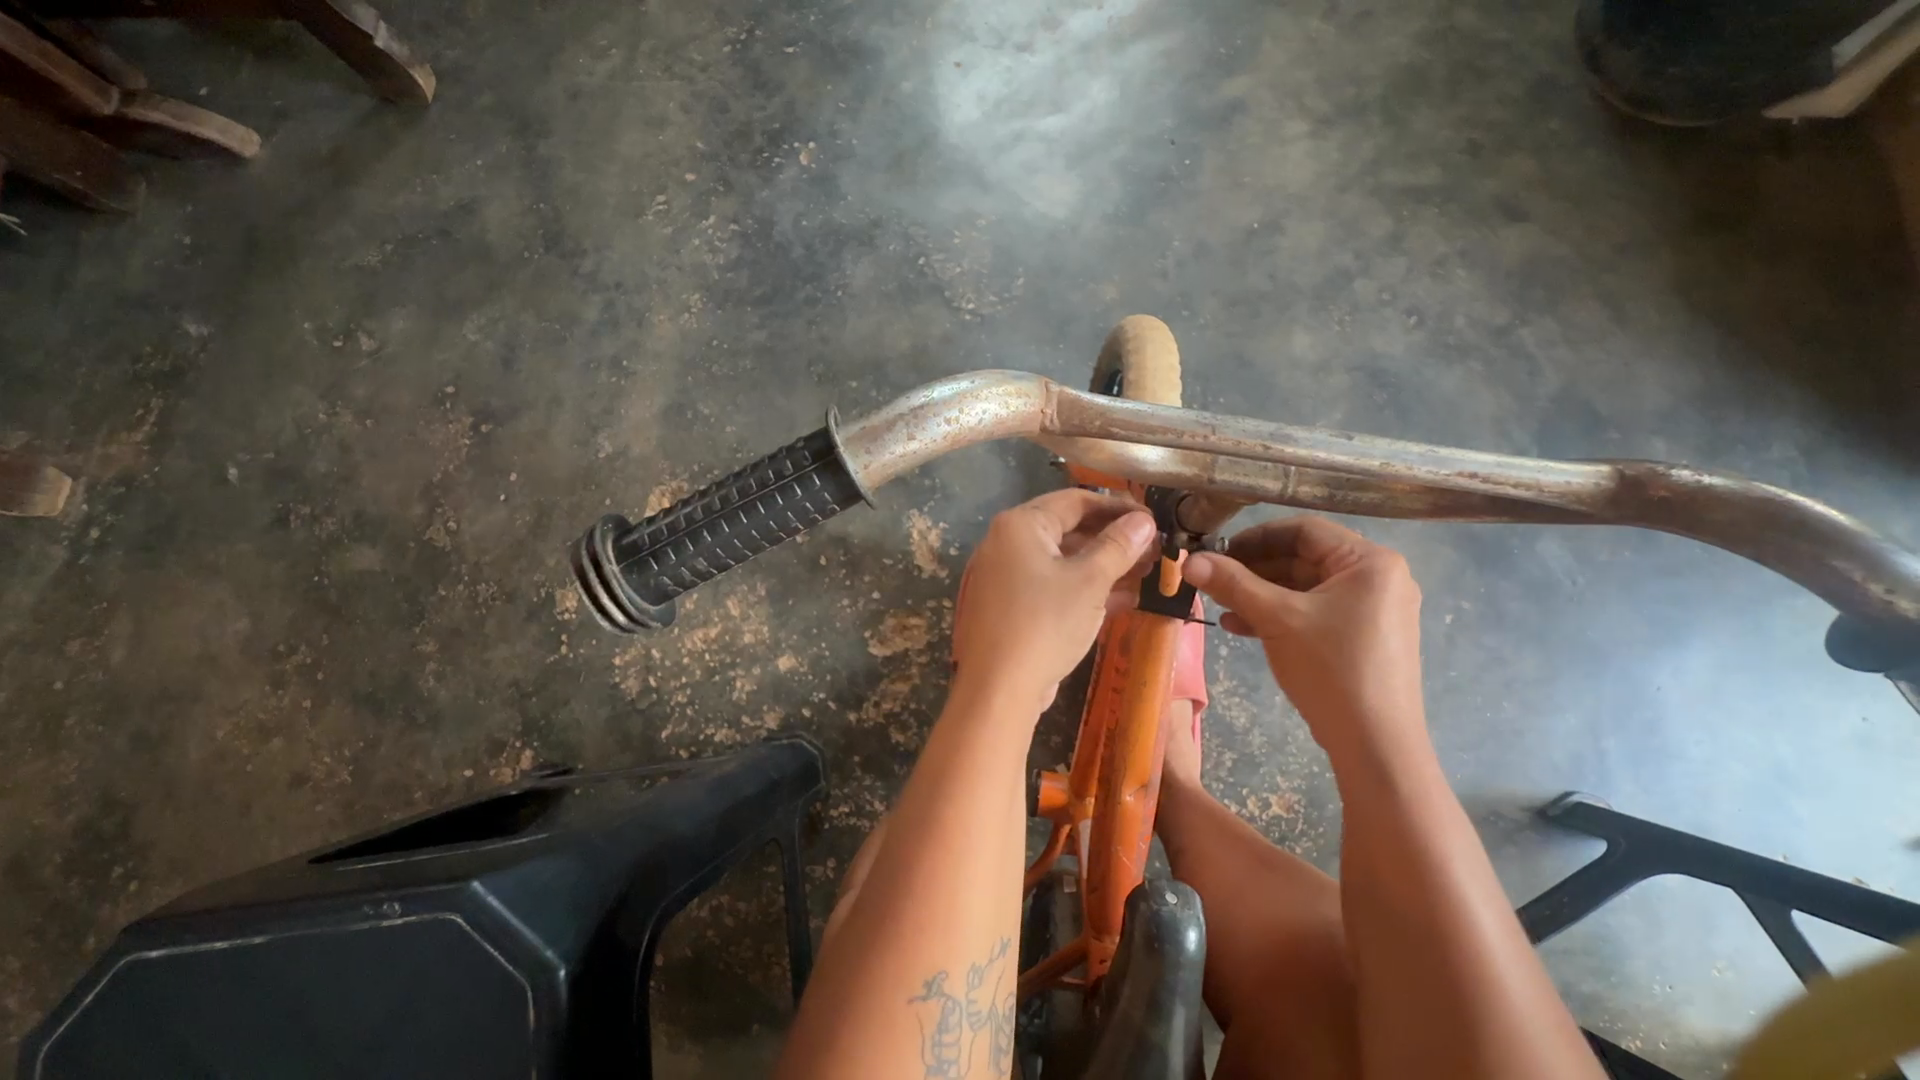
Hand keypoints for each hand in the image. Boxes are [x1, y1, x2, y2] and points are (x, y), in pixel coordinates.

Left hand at [950, 489, 1157, 713]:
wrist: (1000, 688)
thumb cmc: (1045, 623)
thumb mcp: (1090, 581)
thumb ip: (1118, 546)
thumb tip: (1144, 521)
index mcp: (1020, 525)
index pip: (1075, 500)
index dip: (1118, 507)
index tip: (1153, 520)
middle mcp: (1007, 543)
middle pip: (1069, 530)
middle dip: (1113, 540)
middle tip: (1153, 551)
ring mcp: (1006, 577)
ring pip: (1063, 561)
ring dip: (1104, 567)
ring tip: (1147, 574)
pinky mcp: (1012, 607)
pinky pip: (1053, 587)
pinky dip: (1085, 589)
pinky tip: (1124, 600)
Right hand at [1183, 517, 1425, 763]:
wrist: (1375, 742)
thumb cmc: (1331, 668)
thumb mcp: (1277, 619)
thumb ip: (1233, 584)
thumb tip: (1187, 559)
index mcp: (1370, 562)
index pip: (1304, 530)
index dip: (1256, 537)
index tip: (1217, 552)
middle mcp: (1378, 578)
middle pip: (1305, 558)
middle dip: (1255, 570)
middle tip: (1214, 581)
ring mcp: (1374, 610)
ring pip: (1306, 588)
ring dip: (1262, 595)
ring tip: (1221, 606)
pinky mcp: (1364, 637)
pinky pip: (1316, 612)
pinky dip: (1281, 616)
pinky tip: (1242, 628)